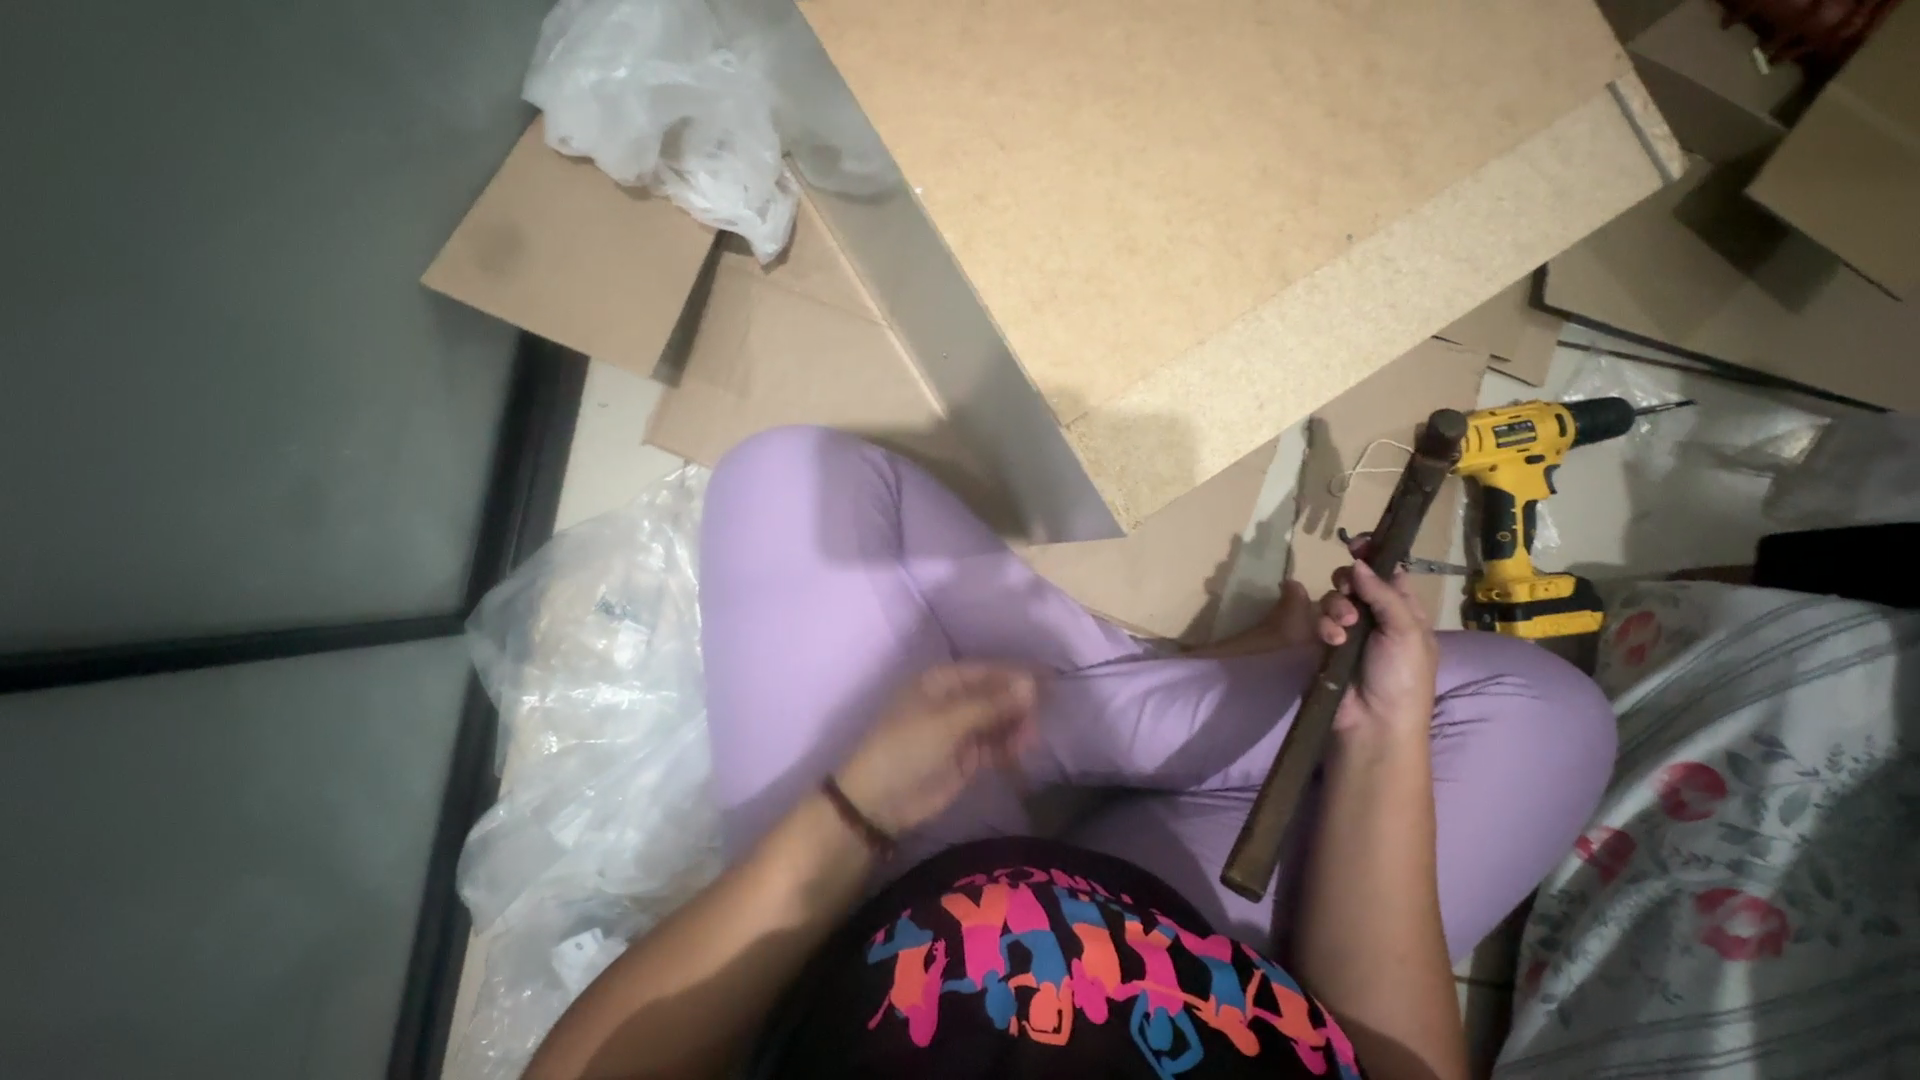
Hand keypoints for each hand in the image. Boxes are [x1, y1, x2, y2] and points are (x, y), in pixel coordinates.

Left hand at [834, 663, 1038, 835]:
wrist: (879, 802)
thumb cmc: (907, 748)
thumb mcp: (948, 722)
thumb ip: (991, 704)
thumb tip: (1031, 683)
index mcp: (941, 681)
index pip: (987, 670)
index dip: (1016, 674)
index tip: (1051, 679)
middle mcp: (953, 701)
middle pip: (996, 694)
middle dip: (1019, 703)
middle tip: (1039, 717)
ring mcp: (961, 730)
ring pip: (999, 720)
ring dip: (1017, 726)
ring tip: (1030, 740)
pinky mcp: (967, 758)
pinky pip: (996, 745)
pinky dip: (1010, 747)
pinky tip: (1022, 751)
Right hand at [1316, 560, 1439, 744]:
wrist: (1375, 722)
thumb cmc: (1403, 676)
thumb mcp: (1407, 631)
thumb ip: (1384, 593)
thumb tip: (1358, 564)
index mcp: (1407, 611)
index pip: (1390, 573)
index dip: (1374, 557)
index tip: (1357, 545)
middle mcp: (1379, 617)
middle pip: (1357, 582)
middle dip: (1348, 583)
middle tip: (1350, 593)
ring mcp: (1352, 632)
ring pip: (1335, 600)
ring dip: (1336, 607)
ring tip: (1343, 627)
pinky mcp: (1328, 646)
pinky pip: (1321, 622)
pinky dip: (1325, 627)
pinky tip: (1331, 641)